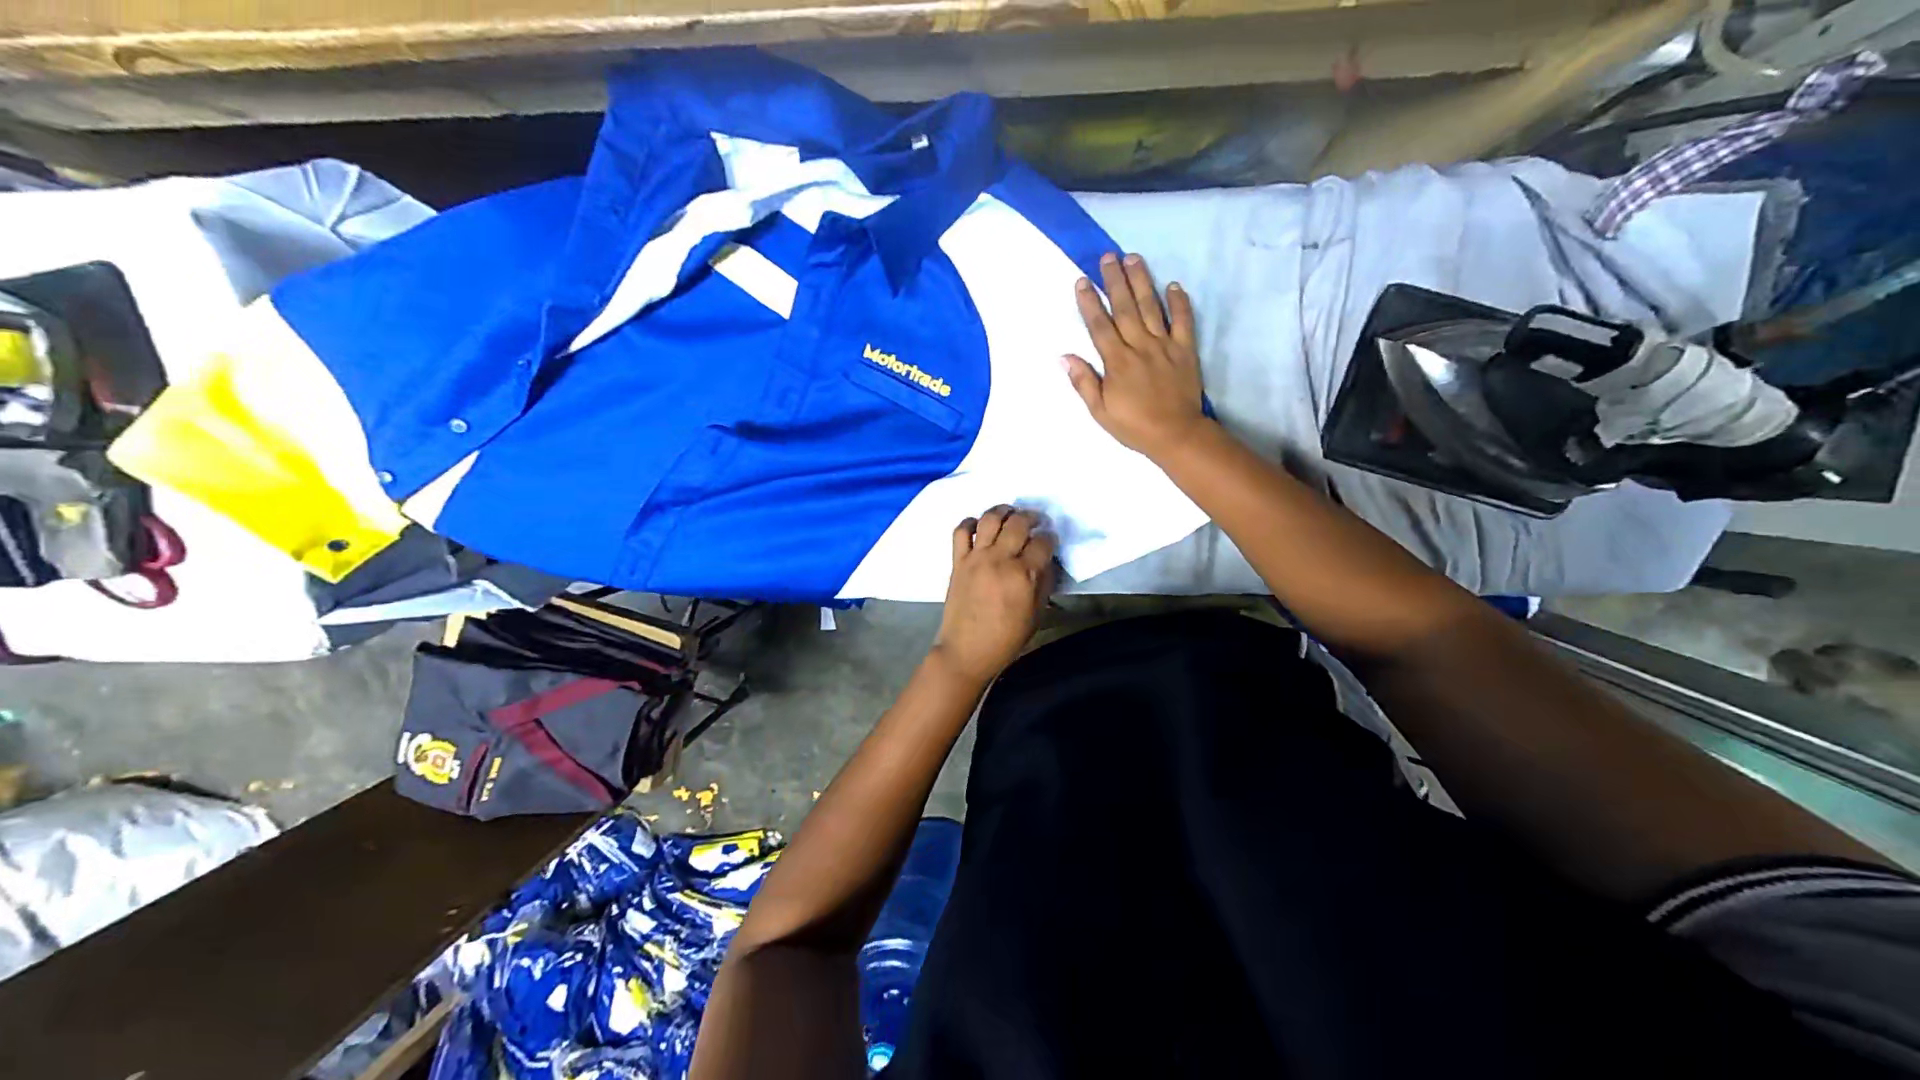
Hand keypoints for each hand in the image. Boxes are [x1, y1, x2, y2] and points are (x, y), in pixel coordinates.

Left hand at [930, 506, 1056, 685]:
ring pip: (990, 519)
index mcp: (1023, 575)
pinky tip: (979, 526)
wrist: (966, 650)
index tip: (1051, 540)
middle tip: (1035, 521)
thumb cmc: (1006, 638)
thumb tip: (1047, 562)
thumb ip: (1044, 584)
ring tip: (1010, 514)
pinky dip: (970, 522)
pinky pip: (961, 531)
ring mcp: (976, 557)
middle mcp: (1000, 559)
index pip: (1043, 542)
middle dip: (1032, 517)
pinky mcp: (958, 561)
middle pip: (1019, 523)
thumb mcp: (1036, 614)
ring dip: (1003, 511)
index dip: (1050, 538)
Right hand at [1063, 252, 1210, 461]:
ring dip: (1142, 282)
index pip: (1100, 326)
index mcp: (1116, 362)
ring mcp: (1164, 346)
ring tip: (1133, 259)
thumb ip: (1084, 382)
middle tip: (1108, 256)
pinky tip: (1173, 285)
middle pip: (1125, 308)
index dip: (1089, 303)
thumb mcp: (1100, 411)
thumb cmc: (1133, 426)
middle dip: (1114, 281)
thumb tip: (1065, 357)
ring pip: (1152, 307)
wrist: (1176, 435)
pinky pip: (1184, 321)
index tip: (1082, 281)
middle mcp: (1139, 347)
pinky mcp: (1185, 351)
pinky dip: (1179, 302)